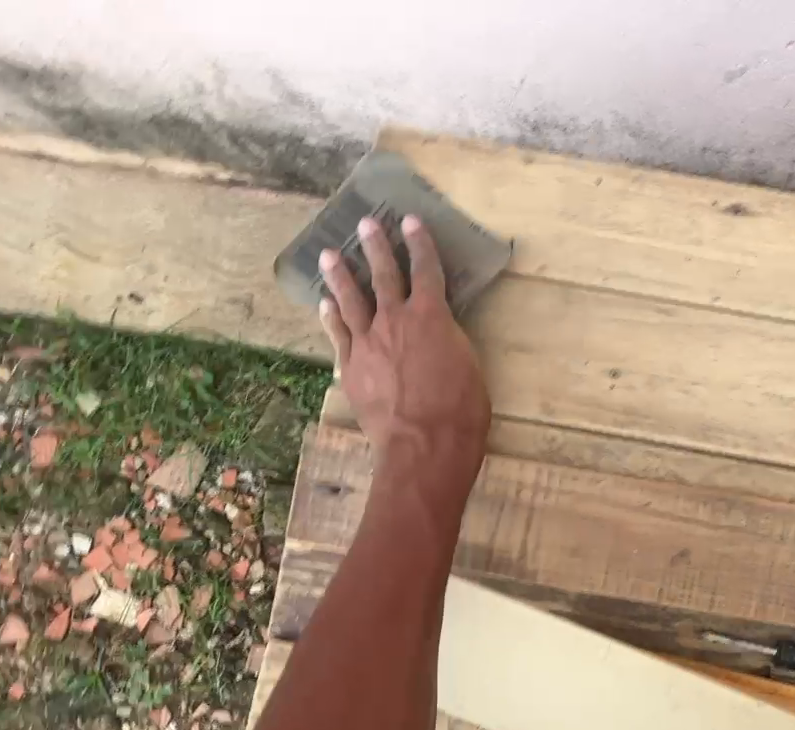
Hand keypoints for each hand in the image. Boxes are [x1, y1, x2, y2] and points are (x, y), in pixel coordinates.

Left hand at [319, 215, 491, 485]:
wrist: (423, 445)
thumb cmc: (461, 411)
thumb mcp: (469, 368)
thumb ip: (451, 342)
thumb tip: (441, 334)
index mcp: (433, 317)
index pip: (427, 270)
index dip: (420, 243)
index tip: (411, 221)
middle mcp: (396, 320)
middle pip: (384, 276)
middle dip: (376, 247)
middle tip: (365, 224)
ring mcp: (368, 343)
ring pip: (350, 300)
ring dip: (340, 275)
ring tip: (328, 254)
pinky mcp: (352, 367)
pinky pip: (338, 334)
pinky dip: (331, 317)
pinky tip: (325, 305)